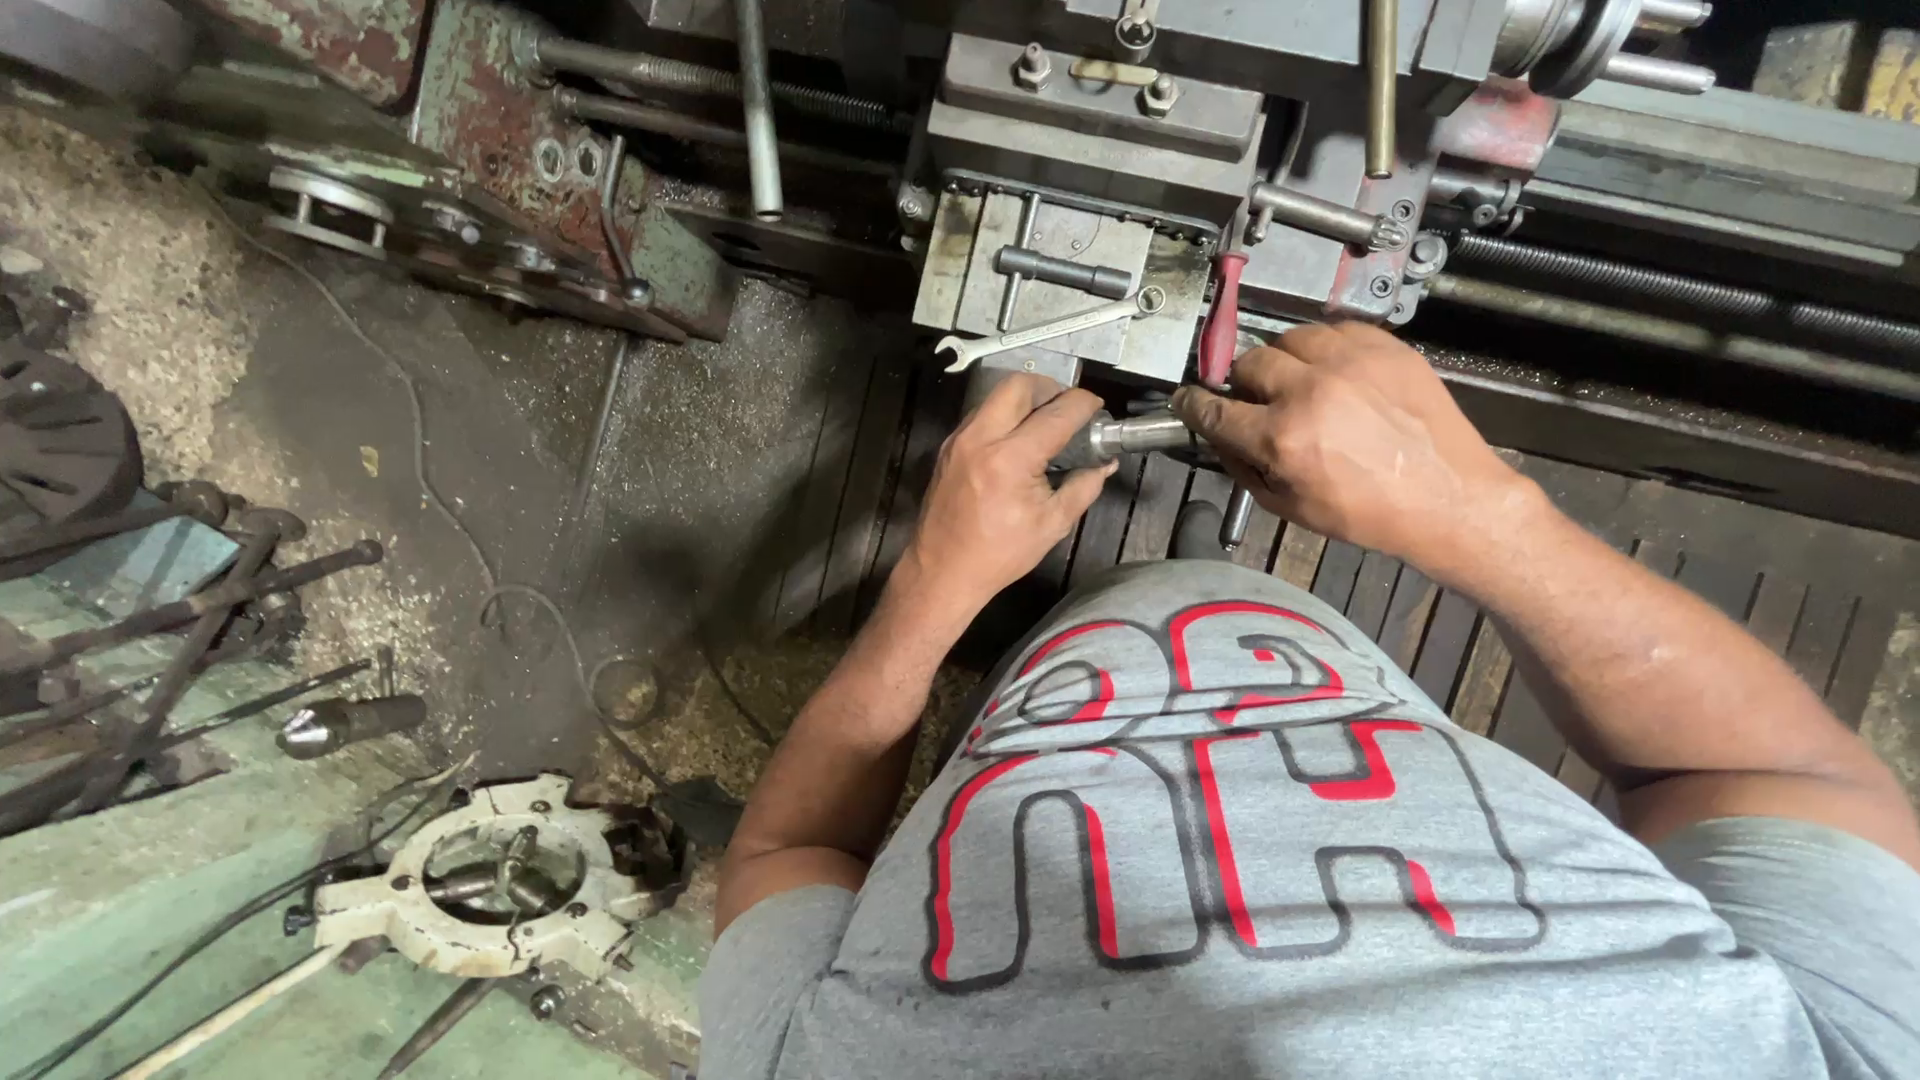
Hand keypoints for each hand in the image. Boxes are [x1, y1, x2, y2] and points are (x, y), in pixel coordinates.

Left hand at [893, 374, 1114, 619]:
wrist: (943, 570)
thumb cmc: (1000, 554)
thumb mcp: (1053, 524)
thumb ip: (1084, 487)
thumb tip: (1104, 463)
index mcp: (1010, 460)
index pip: (1056, 413)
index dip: (1084, 404)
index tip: (1097, 408)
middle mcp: (980, 439)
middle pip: (1019, 385)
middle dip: (1050, 388)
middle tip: (1067, 410)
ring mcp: (959, 440)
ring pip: (996, 397)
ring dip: (1024, 401)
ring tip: (1044, 425)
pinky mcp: (948, 447)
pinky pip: (980, 415)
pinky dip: (1003, 416)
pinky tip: (1018, 441)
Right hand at [1173, 322, 1534, 573]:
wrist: (1447, 497)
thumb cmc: (1366, 513)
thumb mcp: (1288, 506)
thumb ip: (1243, 467)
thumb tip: (1220, 436)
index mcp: (1281, 438)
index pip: (1214, 408)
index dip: (1192, 403)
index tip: (1186, 398)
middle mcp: (1310, 392)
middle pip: (1248, 363)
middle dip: (1242, 382)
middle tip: (1255, 398)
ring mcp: (1350, 363)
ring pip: (1289, 338)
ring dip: (1282, 359)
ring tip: (1295, 380)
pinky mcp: (1385, 348)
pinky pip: (1334, 330)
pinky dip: (1322, 348)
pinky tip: (1330, 370)